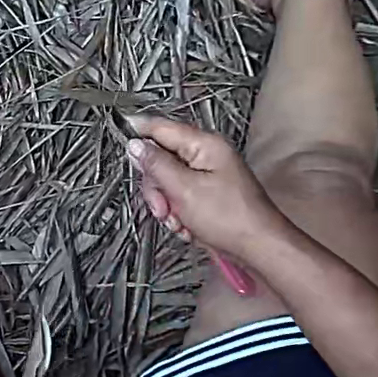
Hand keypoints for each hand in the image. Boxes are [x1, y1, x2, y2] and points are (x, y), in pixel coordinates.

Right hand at [126, 115, 283, 261]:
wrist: (258, 248)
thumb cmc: (231, 219)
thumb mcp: (184, 189)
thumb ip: (156, 165)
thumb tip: (135, 145)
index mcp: (204, 145)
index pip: (161, 128)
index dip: (138, 131)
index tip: (119, 135)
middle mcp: (206, 155)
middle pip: (160, 159)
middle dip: (156, 186)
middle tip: (162, 206)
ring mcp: (207, 174)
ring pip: (167, 181)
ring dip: (166, 204)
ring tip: (177, 220)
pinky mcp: (207, 193)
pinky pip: (179, 196)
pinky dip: (177, 213)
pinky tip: (186, 226)